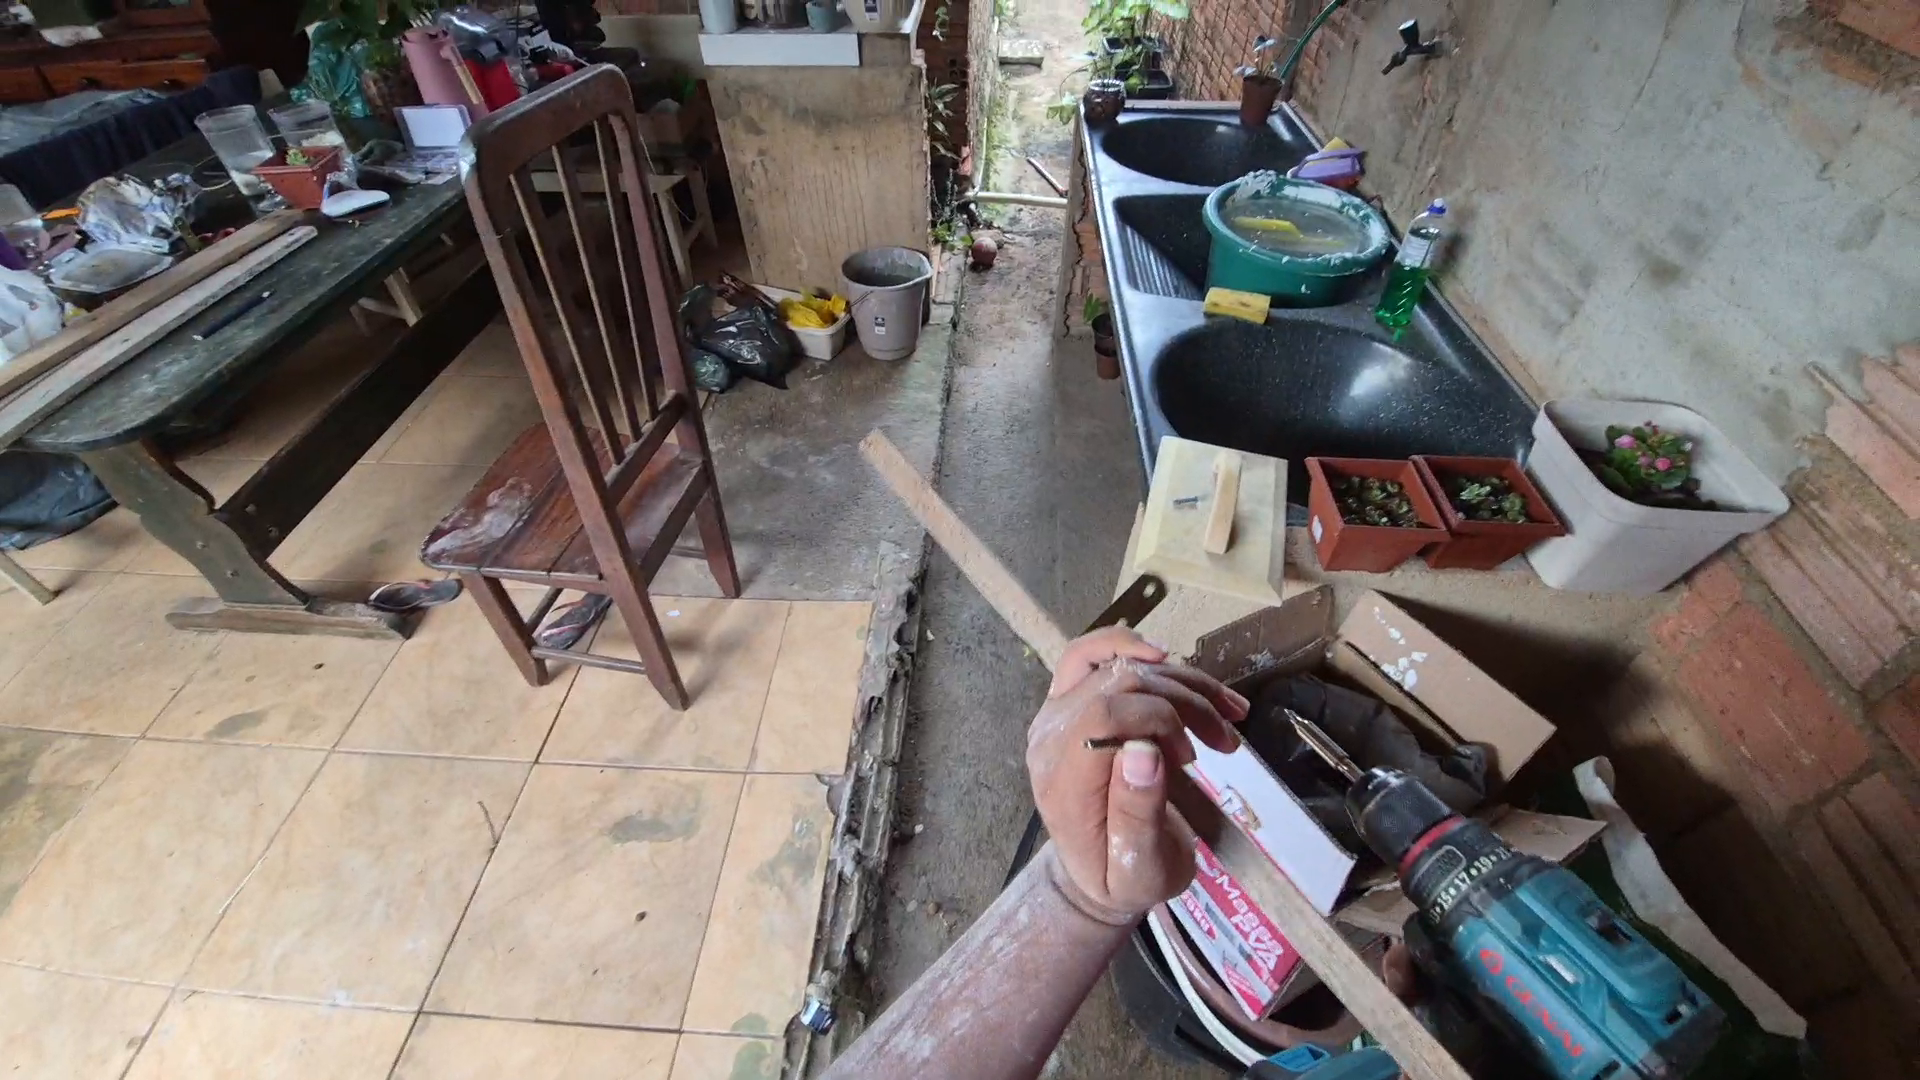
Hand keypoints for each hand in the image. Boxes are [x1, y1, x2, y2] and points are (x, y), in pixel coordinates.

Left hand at [1027, 627, 1248, 923]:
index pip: (1103, 714)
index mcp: (1061, 779)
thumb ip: (1137, 815)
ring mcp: (1056, 711)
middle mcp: (1049, 733)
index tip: (1192, 756)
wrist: (1095, 870)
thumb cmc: (1120, 877)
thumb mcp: (1140, 870)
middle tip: (1221, 739)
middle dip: (1181, 698)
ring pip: (1114, 658)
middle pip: (1116, 679)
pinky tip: (1188, 675)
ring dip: (1180, 678)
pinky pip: (1099, 653)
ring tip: (1224, 715)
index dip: (1158, 717)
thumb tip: (1144, 751)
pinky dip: (1152, 659)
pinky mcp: (1071, 699)